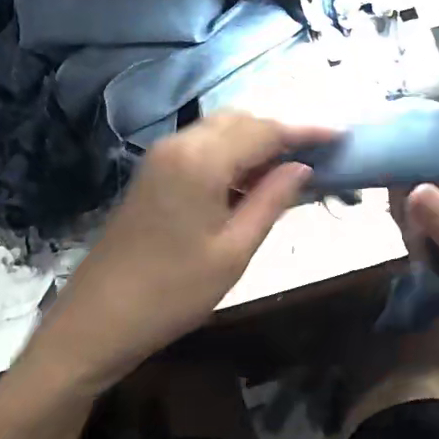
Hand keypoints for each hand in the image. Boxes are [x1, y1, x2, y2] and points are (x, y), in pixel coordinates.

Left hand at [22, 113, 332, 392]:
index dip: (304, 131)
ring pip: (220, 129)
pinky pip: (202, 145)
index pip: (264, 130)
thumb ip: (271, 200)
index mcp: (201, 160)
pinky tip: (250, 178)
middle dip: (280, 130)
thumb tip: (302, 167)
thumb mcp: (234, 251)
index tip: (340, 135)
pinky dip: (231, 151)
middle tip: (317, 154)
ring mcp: (161, 155)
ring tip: (290, 166)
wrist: (98, 319)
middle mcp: (179, 144)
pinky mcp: (152, 171)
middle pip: (240, 120)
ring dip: (255, 139)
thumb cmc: (173, 292)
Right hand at [404, 186, 438, 362]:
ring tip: (425, 262)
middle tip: (418, 248)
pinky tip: (427, 267)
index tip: (399, 211)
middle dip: (414, 217)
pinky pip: (436, 236)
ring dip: (419, 237)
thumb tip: (411, 188)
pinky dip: (427, 249)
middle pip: (429, 191)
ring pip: (428, 216)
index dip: (413, 180)